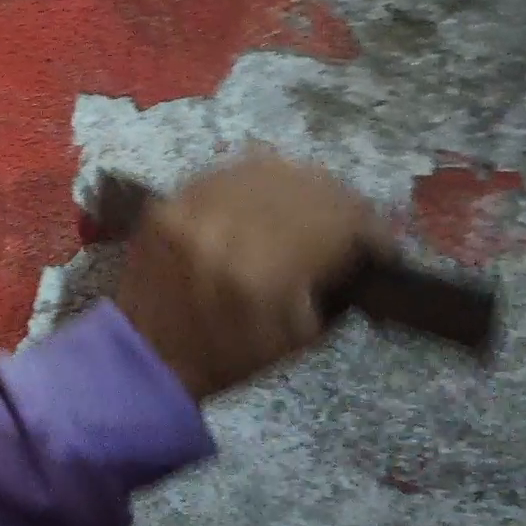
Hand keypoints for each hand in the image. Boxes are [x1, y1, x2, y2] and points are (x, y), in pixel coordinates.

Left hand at [111, 153, 394, 402]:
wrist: (145, 352)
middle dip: (341, 204)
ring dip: (300, 186)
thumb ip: (333, 284)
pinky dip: (254, 182)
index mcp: (263, 271)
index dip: (372, 229)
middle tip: (351, 224)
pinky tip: (265, 199)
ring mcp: (190, 208)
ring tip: (311, 209)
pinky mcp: (166, 201)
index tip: (381, 244)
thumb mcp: (298, 336)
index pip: (339, 220)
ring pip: (267, 168)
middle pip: (307, 185)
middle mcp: (225, 228)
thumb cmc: (227, 356)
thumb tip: (359, 245)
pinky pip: (225, 173)